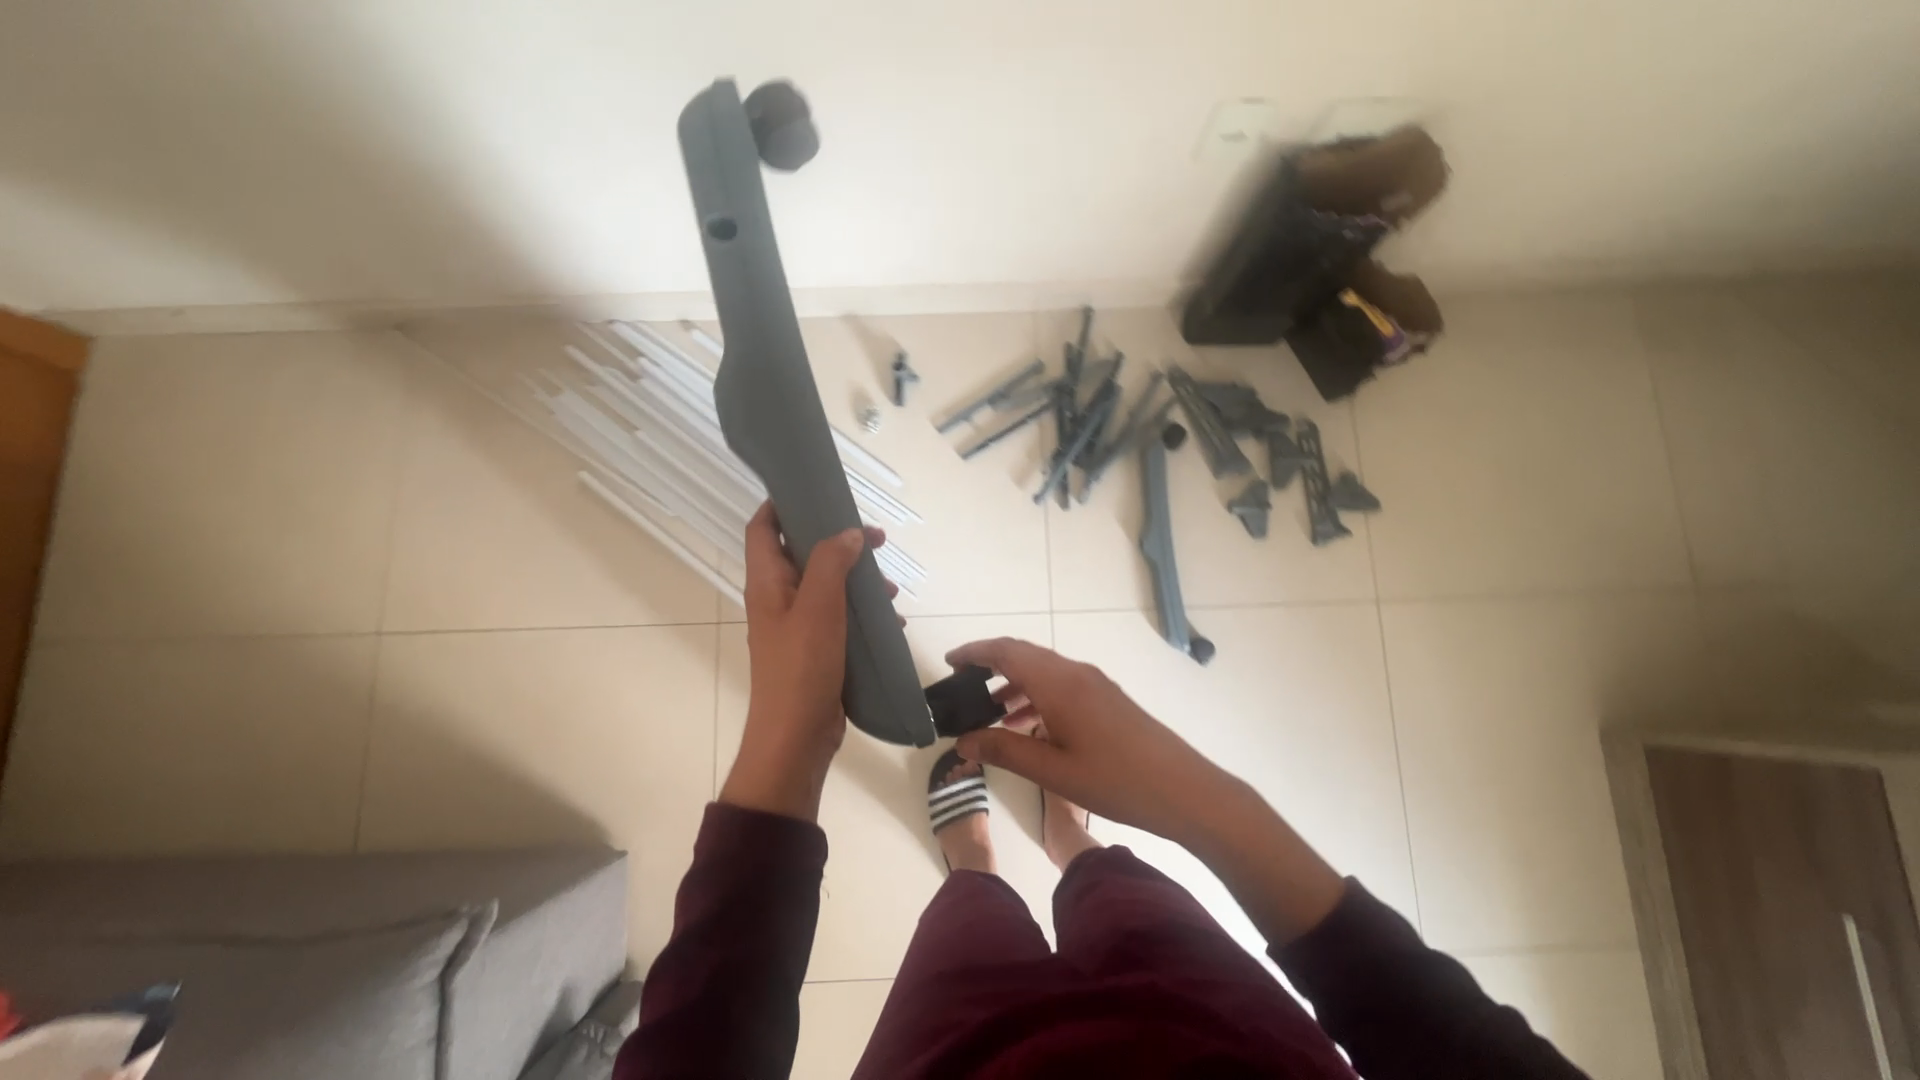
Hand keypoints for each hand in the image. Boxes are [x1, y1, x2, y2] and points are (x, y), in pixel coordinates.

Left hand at [720, 502, 889, 821]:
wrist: (795, 737)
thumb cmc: (801, 667)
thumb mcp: (819, 607)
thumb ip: (831, 563)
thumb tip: (848, 533)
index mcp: (767, 583)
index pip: (763, 528)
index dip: (781, 504)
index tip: (814, 491)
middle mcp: (777, 599)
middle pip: (802, 554)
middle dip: (837, 542)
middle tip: (875, 539)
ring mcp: (796, 627)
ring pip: (826, 587)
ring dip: (857, 581)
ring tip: (889, 588)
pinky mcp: (815, 650)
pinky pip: (839, 619)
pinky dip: (862, 614)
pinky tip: (891, 624)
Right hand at [944, 638, 1247, 845]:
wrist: (1184, 789)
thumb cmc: (1115, 781)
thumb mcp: (1052, 771)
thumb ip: (1004, 751)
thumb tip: (962, 741)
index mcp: (1059, 683)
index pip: (1007, 652)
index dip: (975, 652)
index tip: (949, 662)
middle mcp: (1076, 673)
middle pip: (1025, 656)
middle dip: (991, 666)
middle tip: (963, 688)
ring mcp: (1095, 684)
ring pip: (1044, 672)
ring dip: (1014, 684)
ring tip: (989, 714)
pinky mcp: (1108, 699)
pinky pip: (1062, 685)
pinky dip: (1037, 696)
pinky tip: (1028, 726)